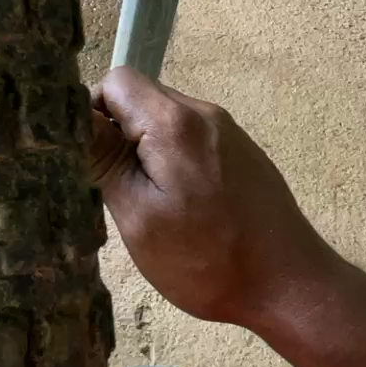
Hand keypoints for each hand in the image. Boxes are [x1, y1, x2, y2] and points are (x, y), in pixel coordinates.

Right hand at [88, 67, 342, 328]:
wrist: (291, 285)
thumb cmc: (207, 259)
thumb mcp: (139, 216)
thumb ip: (104, 159)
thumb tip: (74, 116)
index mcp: (174, 122)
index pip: (114, 81)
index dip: (92, 113)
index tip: (91, 160)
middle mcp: (203, 112)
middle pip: (140, 96)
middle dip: (118, 134)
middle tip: (118, 189)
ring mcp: (226, 130)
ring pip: (163, 118)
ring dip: (144, 149)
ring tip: (150, 202)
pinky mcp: (239, 150)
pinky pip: (189, 136)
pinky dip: (171, 159)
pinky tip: (182, 204)